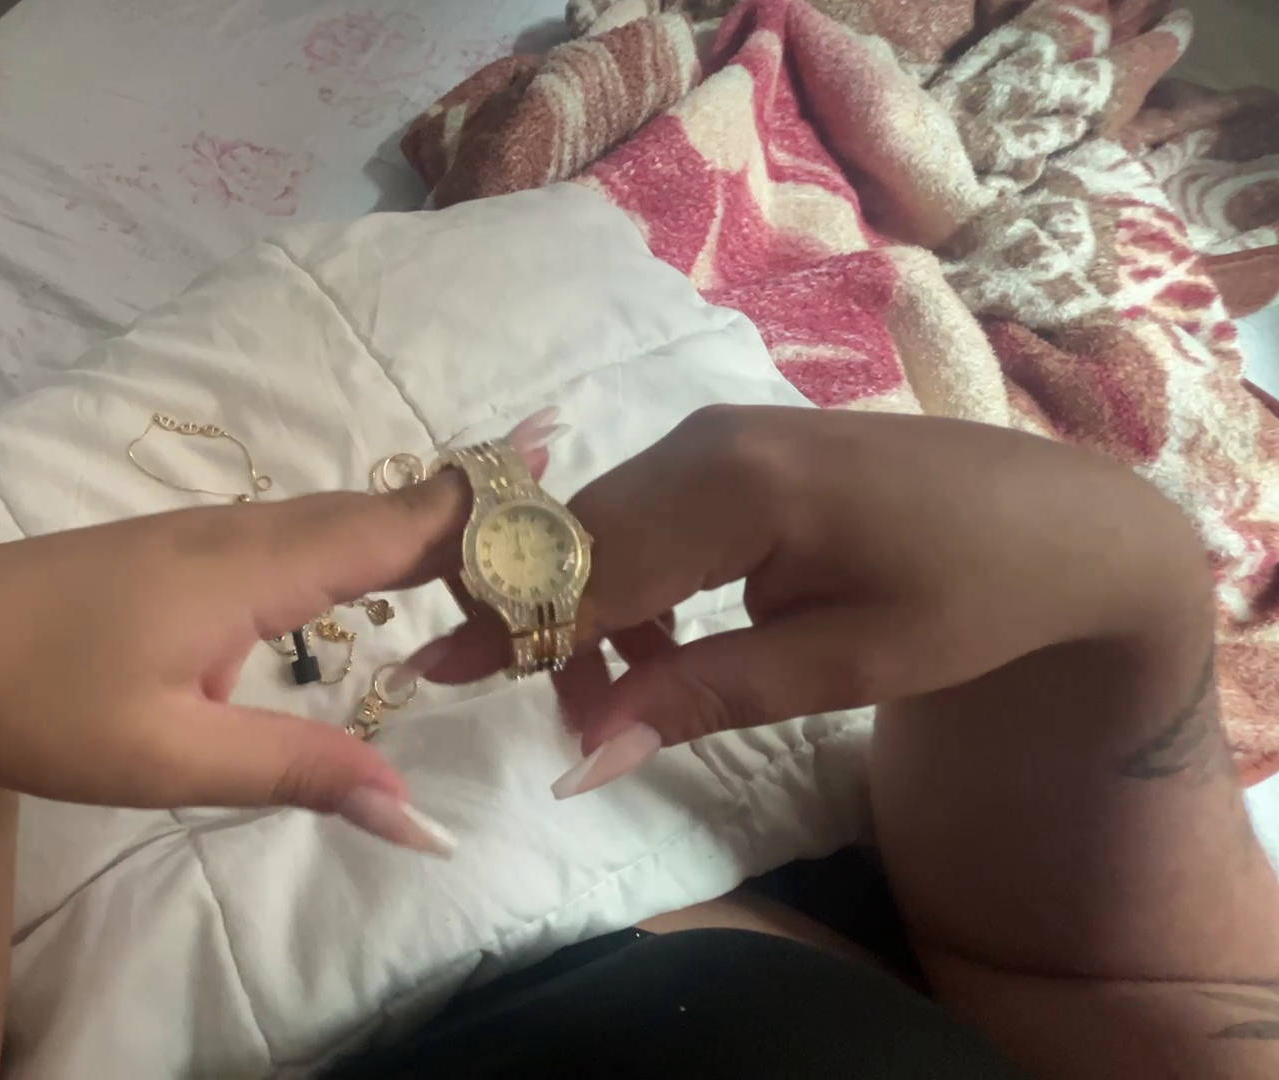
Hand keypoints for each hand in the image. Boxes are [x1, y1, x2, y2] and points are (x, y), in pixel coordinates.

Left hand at [0, 414, 562, 854]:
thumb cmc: (43, 706)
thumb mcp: (174, 756)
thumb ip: (300, 772)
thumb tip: (422, 818)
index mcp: (250, 570)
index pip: (390, 528)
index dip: (475, 507)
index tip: (554, 477)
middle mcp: (241, 532)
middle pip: (374, 509)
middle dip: (463, 503)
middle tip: (549, 492)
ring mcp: (207, 532)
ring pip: (334, 514)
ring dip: (412, 513)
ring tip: (489, 515)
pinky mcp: (182, 548)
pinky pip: (295, 529)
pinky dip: (357, 529)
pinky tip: (373, 547)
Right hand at [404, 406, 1213, 796]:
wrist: (1056, 518)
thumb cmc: (967, 597)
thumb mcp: (842, 667)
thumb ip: (701, 698)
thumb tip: (585, 756)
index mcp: (738, 486)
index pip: (589, 567)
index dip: (515, 625)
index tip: (439, 669)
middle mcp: (699, 441)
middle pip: (574, 540)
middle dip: (547, 627)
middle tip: (561, 710)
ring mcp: (700, 437)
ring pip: (592, 529)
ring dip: (583, 610)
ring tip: (623, 688)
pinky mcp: (707, 449)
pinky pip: (627, 517)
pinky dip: (618, 583)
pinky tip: (658, 636)